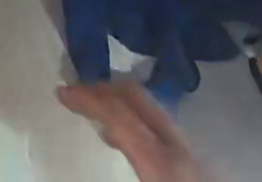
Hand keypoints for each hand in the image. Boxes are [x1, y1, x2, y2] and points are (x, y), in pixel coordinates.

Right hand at [58, 81, 209, 181]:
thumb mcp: (153, 180)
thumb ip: (126, 169)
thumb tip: (100, 144)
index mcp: (162, 166)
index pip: (120, 114)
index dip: (87, 99)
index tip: (61, 93)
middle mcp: (180, 151)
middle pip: (137, 99)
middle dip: (103, 89)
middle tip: (75, 93)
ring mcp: (194, 159)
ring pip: (152, 112)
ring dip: (120, 105)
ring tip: (92, 115)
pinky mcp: (201, 171)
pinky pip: (161, 131)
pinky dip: (136, 124)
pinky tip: (123, 144)